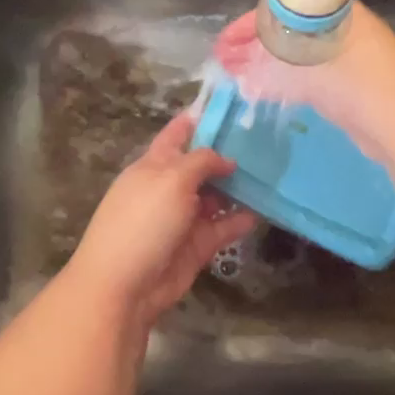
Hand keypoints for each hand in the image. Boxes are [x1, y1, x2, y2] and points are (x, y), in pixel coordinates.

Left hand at [65, 113, 256, 328]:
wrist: (122, 287)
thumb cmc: (142, 222)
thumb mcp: (172, 179)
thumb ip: (202, 161)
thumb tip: (227, 160)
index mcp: (155, 165)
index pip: (179, 132)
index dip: (203, 118)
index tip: (235, 107)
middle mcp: (170, 187)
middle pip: (203, 164)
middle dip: (230, 153)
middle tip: (268, 141)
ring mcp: (183, 217)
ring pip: (217, 195)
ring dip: (240, 187)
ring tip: (272, 174)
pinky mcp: (197, 245)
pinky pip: (223, 226)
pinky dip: (241, 219)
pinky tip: (263, 210)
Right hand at [212, 2, 394, 166]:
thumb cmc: (356, 86)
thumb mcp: (308, 69)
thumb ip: (271, 67)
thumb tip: (242, 71)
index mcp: (338, 13)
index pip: (286, 7)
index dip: (252, 23)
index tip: (226, 43)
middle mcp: (345, 30)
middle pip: (291, 31)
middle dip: (255, 46)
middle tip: (224, 63)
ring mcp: (351, 59)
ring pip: (299, 56)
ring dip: (268, 65)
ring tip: (235, 79)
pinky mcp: (353, 87)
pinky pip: (311, 77)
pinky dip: (286, 82)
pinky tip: (263, 94)